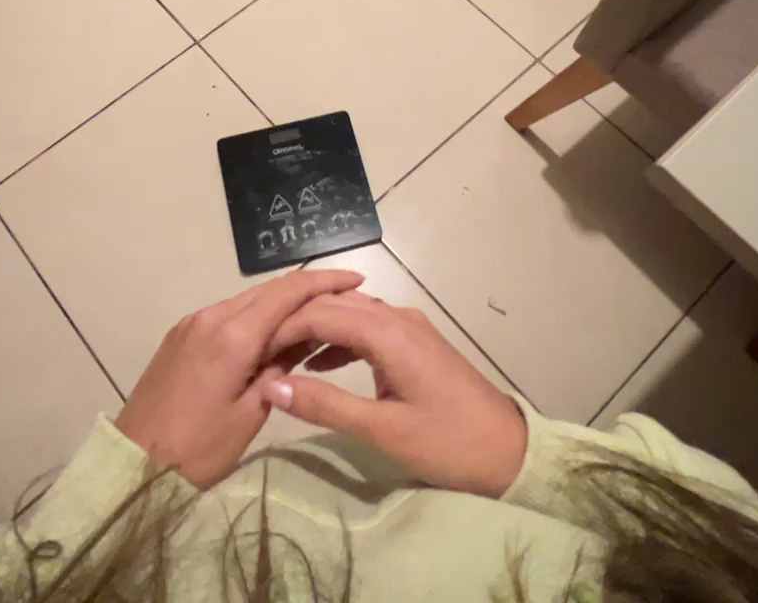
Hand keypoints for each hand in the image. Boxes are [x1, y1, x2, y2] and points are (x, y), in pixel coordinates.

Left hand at [114, 269, 363, 487]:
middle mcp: (212, 316)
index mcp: (233, 335)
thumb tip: (304, 341)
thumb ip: (280, 369)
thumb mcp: (251, 414)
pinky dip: (256, 314)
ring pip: (248, 299)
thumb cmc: (198, 448)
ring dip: (281, 301)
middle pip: (268, 290)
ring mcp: (193, 322)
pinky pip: (228, 312)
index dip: (324, 281)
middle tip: (344, 296)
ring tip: (314, 314)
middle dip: (307, 288)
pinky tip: (272, 331)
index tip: (356, 280)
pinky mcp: (181, 333)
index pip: (288, 293)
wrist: (131, 463)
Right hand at [263, 292, 527, 497]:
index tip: (249, 351)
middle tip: (258, 351)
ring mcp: (408, 327)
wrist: (508, 452)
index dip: (281, 328)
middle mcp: (396, 317)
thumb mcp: (383, 430)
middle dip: (293, 323)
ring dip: (315, 329)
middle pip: (333, 305)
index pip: (320, 314)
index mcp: (387, 332)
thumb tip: (271, 386)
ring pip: (350, 313)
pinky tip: (318, 364)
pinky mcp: (413, 342)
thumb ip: (326, 405)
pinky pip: (366, 327)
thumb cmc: (447, 442)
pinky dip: (338, 340)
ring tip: (280, 358)